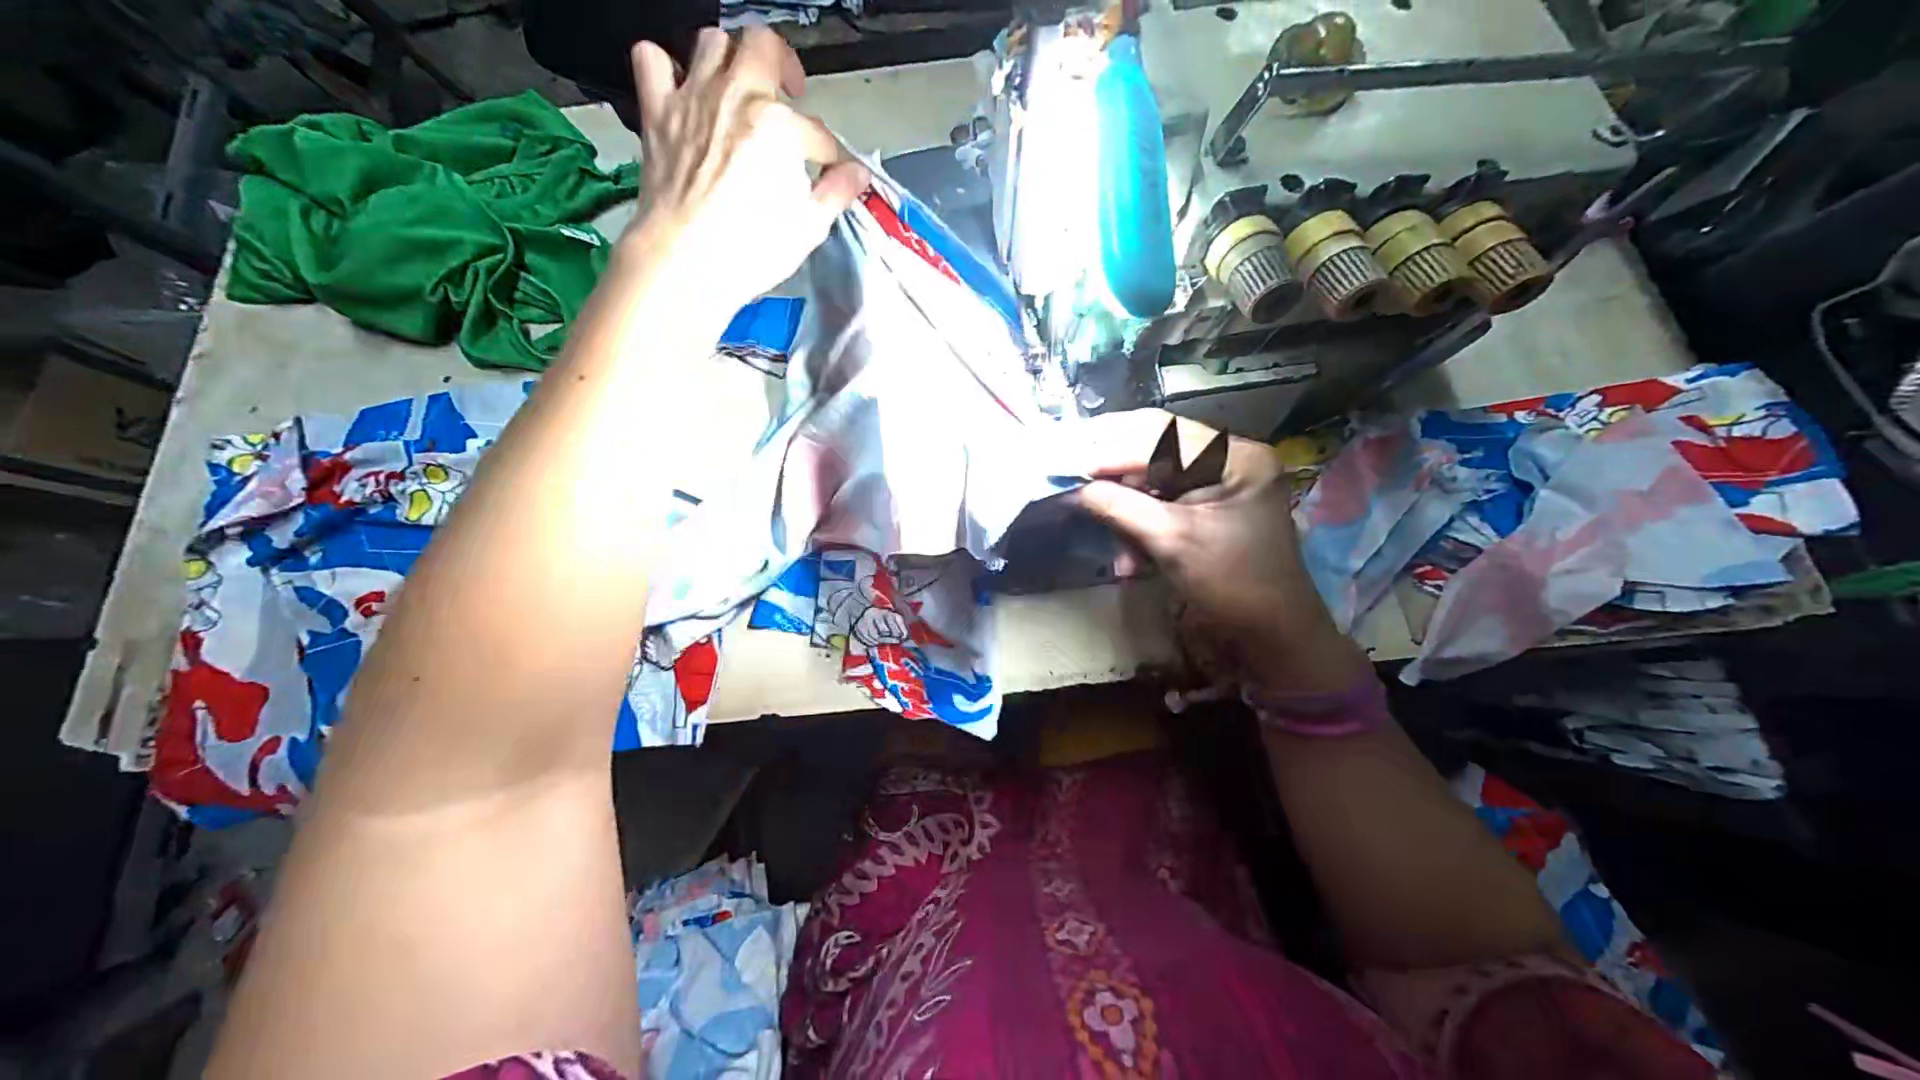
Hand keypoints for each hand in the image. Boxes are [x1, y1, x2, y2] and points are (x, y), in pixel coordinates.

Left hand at [627, 26, 869, 316]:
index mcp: (779, 126)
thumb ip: (836, 192)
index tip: (828, 170)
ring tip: (739, 88)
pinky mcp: (658, 113)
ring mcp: (693, 100)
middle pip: (764, 47)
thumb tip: (856, 174)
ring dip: (730, 59)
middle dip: (783, 66)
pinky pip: (652, 59)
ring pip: (713, 42)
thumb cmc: (747, 250)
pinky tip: (683, 89)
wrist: (686, 262)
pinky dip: (666, 66)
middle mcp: (736, 97)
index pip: (816, 132)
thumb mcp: (808, 227)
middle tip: (788, 93)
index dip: (827, 153)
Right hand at [1068, 411, 1369, 693]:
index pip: (1160, 436)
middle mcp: (1228, 456)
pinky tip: (1129, 559)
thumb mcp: (1171, 542)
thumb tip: (1069, 488)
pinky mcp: (1204, 503)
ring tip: (1110, 540)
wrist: (1272, 635)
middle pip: (1153, 446)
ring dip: (1122, 504)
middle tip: (1066, 476)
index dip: (1108, 450)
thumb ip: (1119, 507)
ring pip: (1150, 474)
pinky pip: (1157, 497)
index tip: (1065, 466)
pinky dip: (1136, 522)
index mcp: (1236, 457)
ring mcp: (1217, 479)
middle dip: (1109, 469)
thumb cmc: (1233, 586)